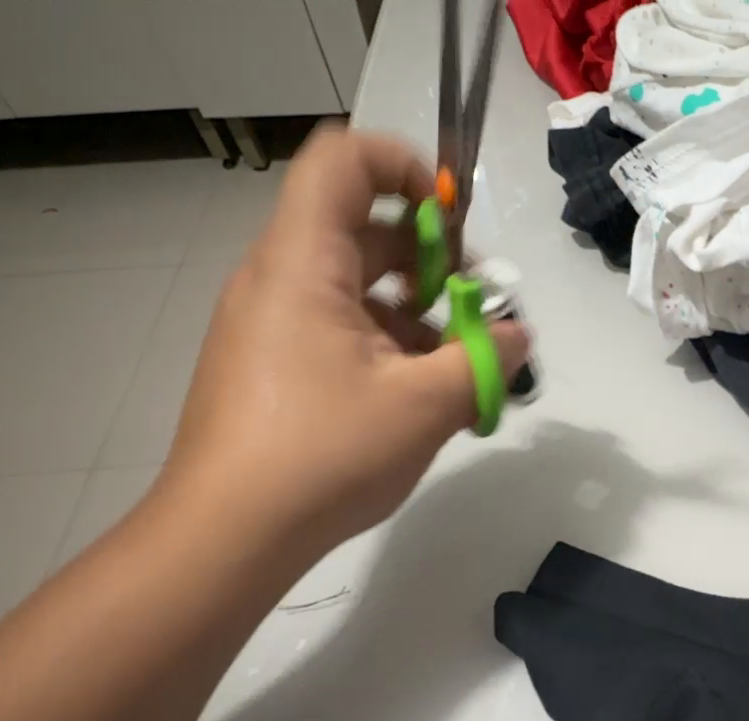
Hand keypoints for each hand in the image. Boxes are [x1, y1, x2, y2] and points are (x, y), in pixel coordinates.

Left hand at [161, 124, 529, 556]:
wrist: (230, 533)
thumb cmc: (326, 453)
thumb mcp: (425, 405)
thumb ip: (486, 360)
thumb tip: (519, 336)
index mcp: (304, 262)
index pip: (346, 159)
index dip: (407, 166)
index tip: (457, 222)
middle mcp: (278, 279)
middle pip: (360, 227)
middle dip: (432, 259)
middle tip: (476, 311)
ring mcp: (270, 325)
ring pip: (354, 287)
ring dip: (416, 312)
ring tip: (458, 369)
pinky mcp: (272, 367)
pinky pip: (337, 330)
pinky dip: (385, 345)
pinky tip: (417, 399)